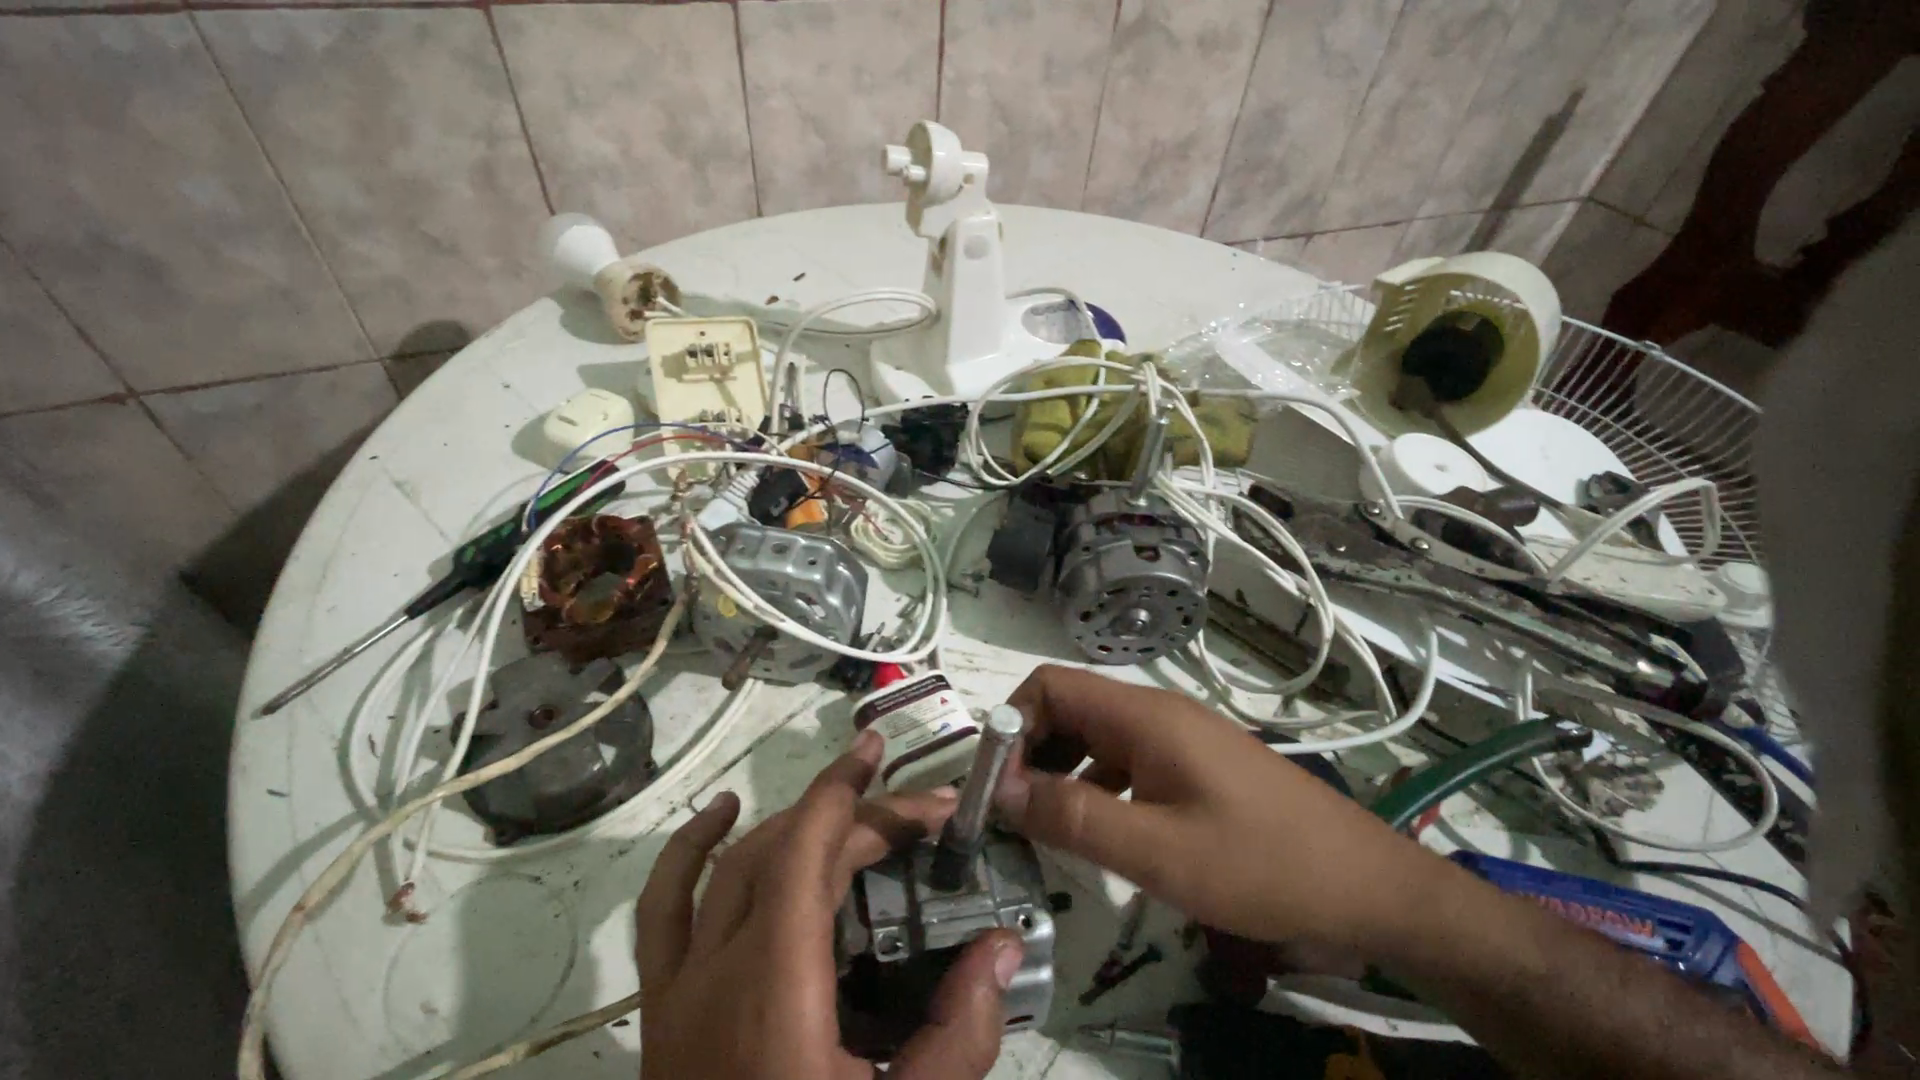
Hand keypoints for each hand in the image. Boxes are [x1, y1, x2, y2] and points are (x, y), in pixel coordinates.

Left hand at [635, 729, 1025, 1079]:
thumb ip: (958, 1035)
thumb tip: (999, 946)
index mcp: (775, 990)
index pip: (807, 852)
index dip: (849, 794)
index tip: (887, 757)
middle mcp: (716, 970)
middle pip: (783, 853)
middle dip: (852, 819)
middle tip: (916, 819)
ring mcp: (677, 988)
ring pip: (730, 866)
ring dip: (789, 822)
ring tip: (847, 799)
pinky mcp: (660, 1009)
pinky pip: (662, 908)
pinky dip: (688, 851)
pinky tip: (719, 817)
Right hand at [992, 665, 1432, 949]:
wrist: (1366, 888)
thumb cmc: (1260, 866)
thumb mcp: (1156, 852)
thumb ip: (1072, 817)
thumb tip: (999, 789)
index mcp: (1144, 717)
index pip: (1049, 686)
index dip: (1009, 726)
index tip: (994, 787)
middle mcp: (1158, 714)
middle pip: (1068, 710)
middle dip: (1028, 754)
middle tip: (1009, 817)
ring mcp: (1180, 740)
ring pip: (1095, 739)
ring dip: (1059, 775)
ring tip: (1042, 832)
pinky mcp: (1196, 768)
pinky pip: (1126, 763)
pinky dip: (1095, 789)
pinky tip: (1097, 835)